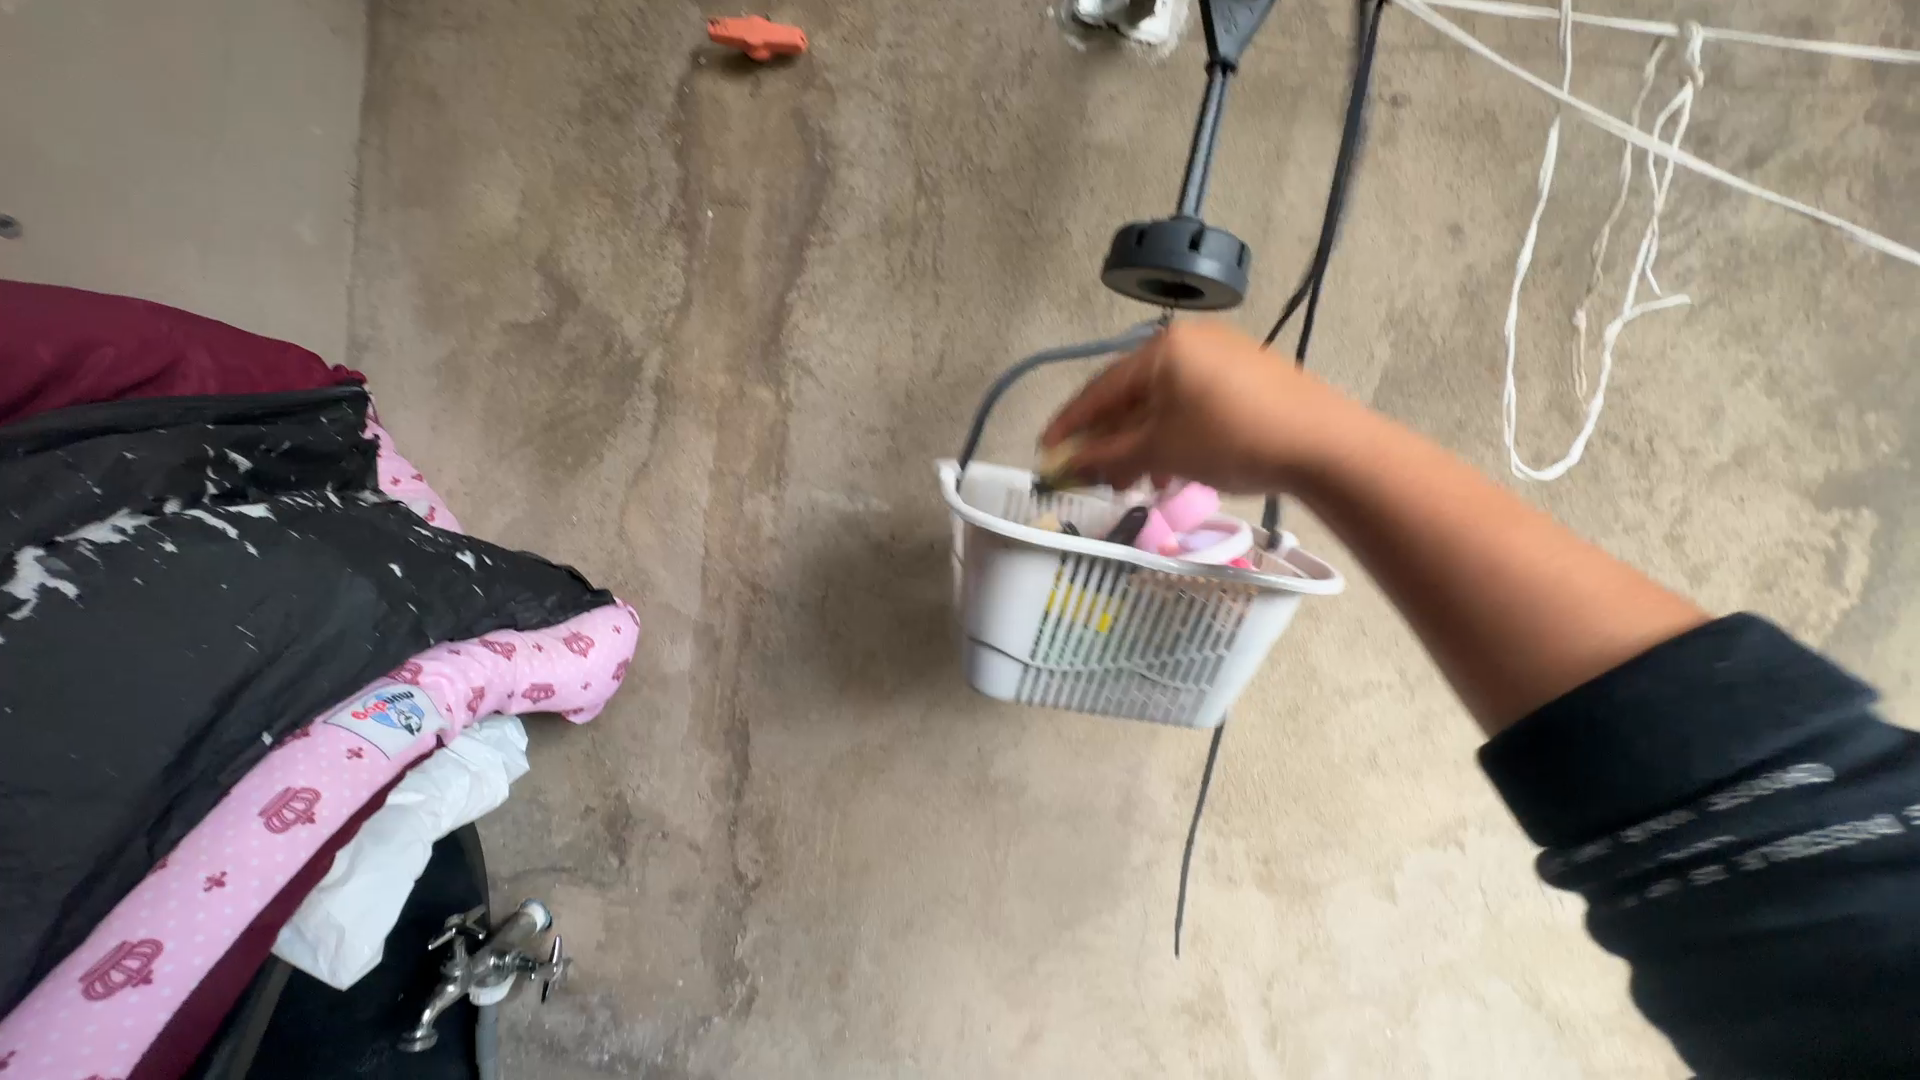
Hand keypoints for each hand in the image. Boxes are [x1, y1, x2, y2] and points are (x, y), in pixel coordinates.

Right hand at [1040, 319, 1348, 493]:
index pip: (1099, 389)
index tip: (1045, 452)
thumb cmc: (1230, 439)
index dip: (1069, 425)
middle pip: (1131, 397)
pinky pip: (1191, 406)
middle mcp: (1189, 343)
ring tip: (1140, 483)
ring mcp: (1221, 358)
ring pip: (1162, 406)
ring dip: (1142, 445)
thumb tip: (1064, 466)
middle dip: (1110, 442)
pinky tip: (1175, 470)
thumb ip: (1105, 457)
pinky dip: (1173, 437)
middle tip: (1097, 479)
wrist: (1324, 445)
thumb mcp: (1159, 451)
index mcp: (1162, 349)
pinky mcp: (1246, 378)